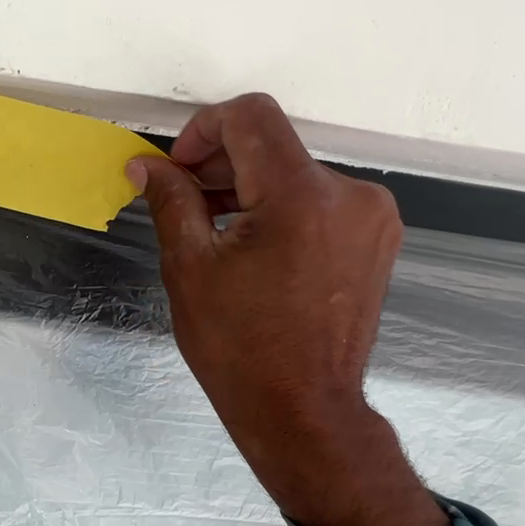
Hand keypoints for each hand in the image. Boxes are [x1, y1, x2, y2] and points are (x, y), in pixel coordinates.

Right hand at [127, 95, 447, 525]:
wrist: (302, 409)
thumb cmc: (238, 346)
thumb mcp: (189, 268)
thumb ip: (171, 202)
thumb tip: (148, 166)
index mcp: (301, 195)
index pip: (251, 116)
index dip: (203, 128)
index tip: (177, 169)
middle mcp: (350, 193)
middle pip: (274, 146)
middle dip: (221, 165)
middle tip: (182, 204)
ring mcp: (372, 217)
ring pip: (296, 175)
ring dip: (250, 190)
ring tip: (214, 234)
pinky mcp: (377, 240)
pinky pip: (320, 202)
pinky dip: (280, 211)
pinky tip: (252, 251)